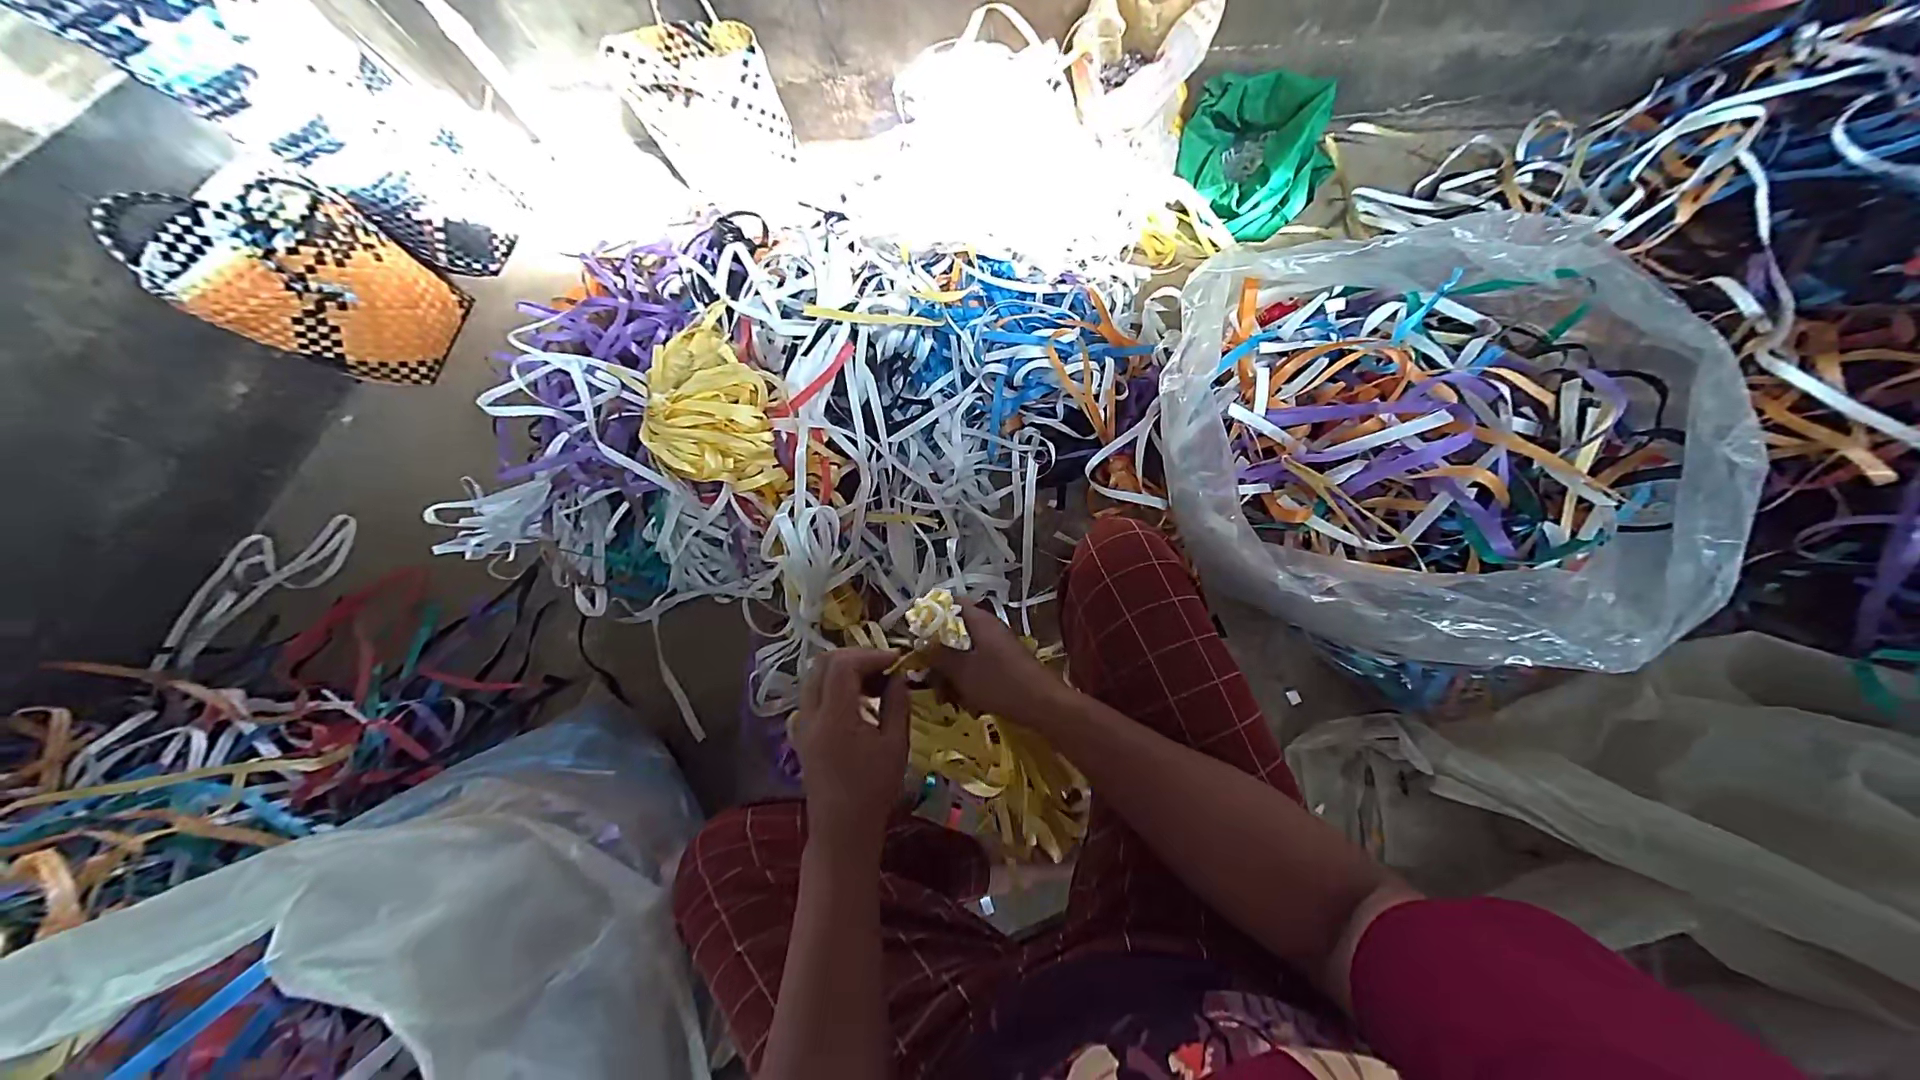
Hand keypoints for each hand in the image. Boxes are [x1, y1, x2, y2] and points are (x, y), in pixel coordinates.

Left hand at [793, 648, 908, 849]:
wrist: (842, 829)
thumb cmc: (874, 789)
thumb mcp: (896, 745)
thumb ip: (897, 704)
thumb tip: (898, 676)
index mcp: (834, 717)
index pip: (844, 665)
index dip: (871, 655)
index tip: (897, 660)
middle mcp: (811, 714)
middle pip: (824, 663)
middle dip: (856, 656)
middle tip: (885, 667)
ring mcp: (801, 723)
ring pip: (815, 676)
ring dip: (844, 670)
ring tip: (874, 682)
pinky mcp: (801, 733)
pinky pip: (813, 694)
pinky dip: (834, 685)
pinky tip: (858, 700)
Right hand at [926, 602, 1074, 730]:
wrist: (1045, 706)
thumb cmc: (1000, 683)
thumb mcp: (961, 671)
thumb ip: (938, 654)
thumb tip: (920, 642)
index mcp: (980, 621)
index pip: (951, 603)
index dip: (931, 615)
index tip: (916, 636)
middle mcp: (990, 629)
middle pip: (955, 633)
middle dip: (939, 658)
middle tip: (930, 680)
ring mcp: (999, 648)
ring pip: (965, 655)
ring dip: (953, 676)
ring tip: (948, 700)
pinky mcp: (1005, 666)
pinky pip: (979, 669)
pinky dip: (969, 684)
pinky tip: (968, 706)